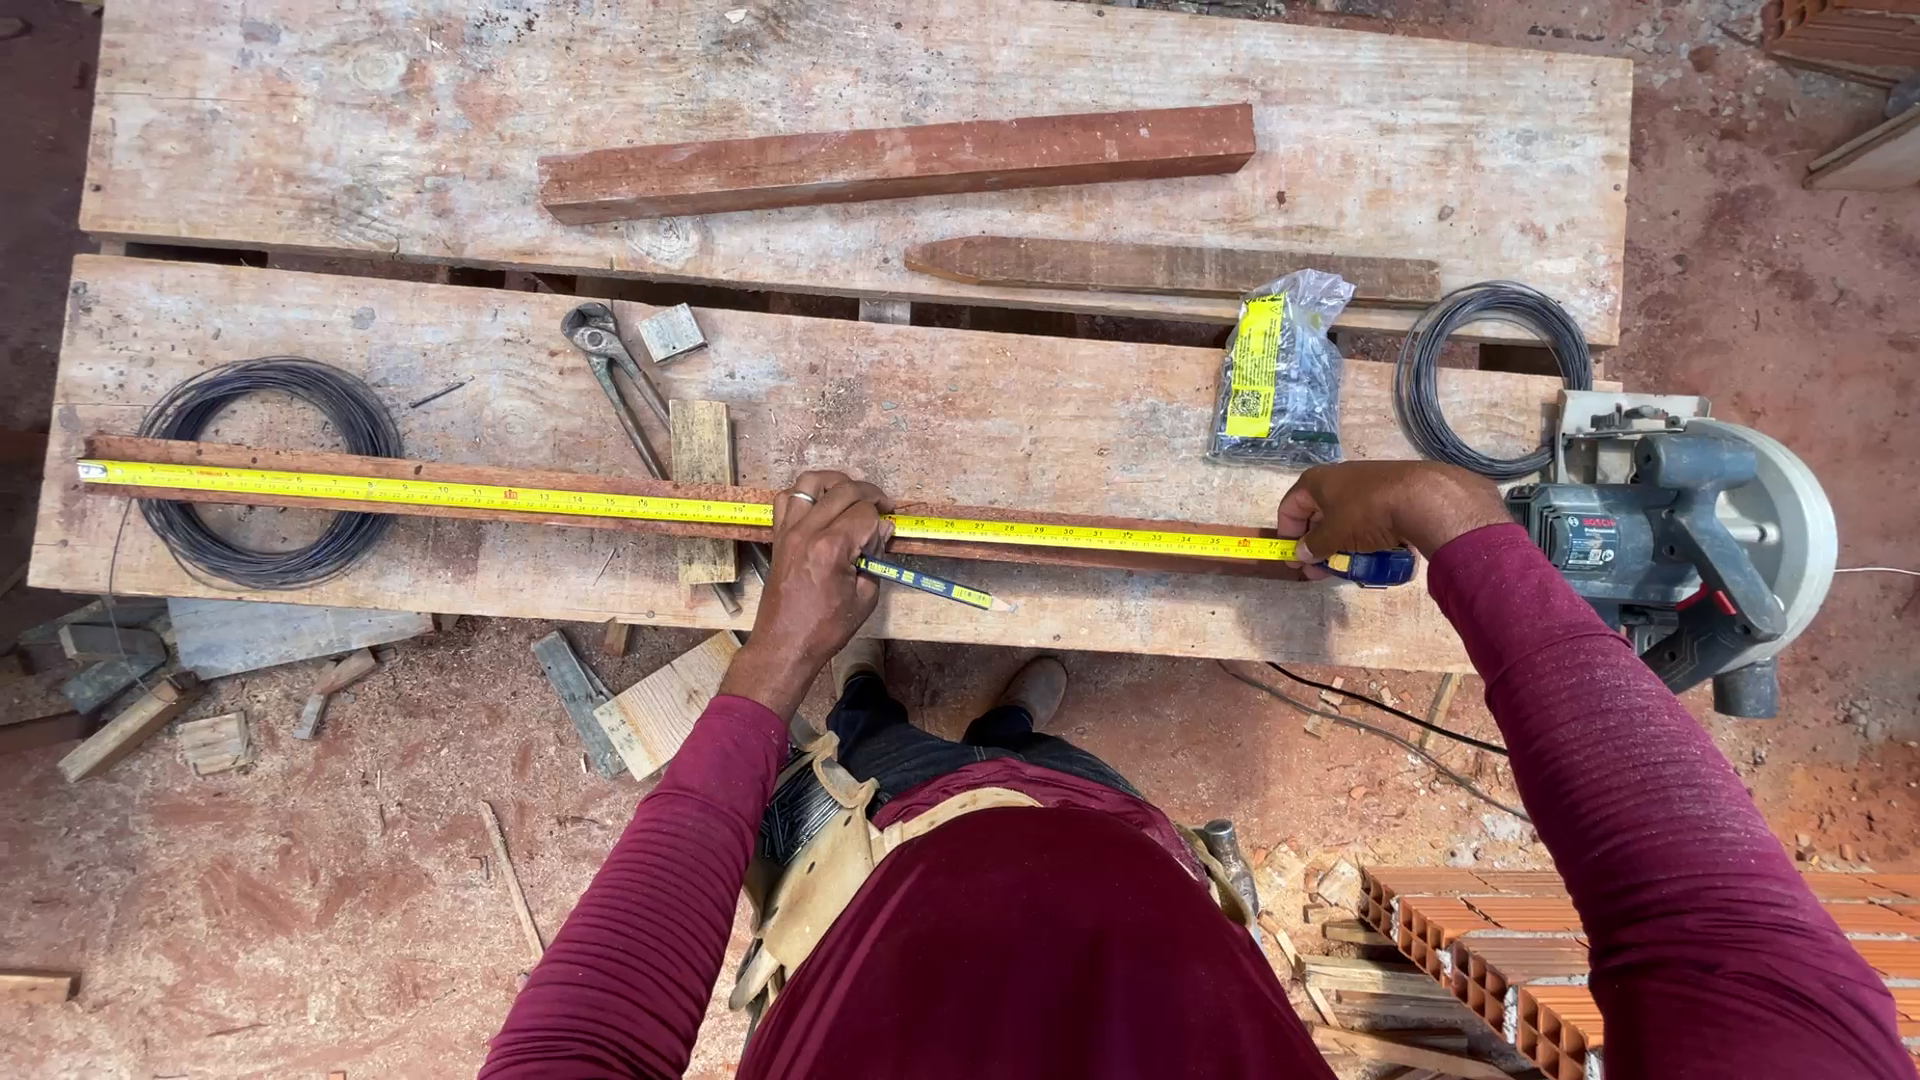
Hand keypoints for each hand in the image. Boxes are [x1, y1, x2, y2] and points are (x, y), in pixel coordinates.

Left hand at [718, 470, 893, 716]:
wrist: (785, 644)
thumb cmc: (826, 628)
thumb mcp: (865, 597)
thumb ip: (876, 557)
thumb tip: (884, 529)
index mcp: (831, 547)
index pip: (865, 513)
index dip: (881, 518)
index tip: (889, 528)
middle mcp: (807, 531)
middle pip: (844, 490)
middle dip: (869, 492)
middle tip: (883, 505)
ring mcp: (789, 530)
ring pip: (811, 482)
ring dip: (836, 481)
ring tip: (852, 493)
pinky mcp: (778, 535)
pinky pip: (787, 498)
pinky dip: (805, 494)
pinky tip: (821, 505)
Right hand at [1277, 461, 1510, 577]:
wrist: (1426, 498)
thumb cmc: (1366, 512)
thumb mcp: (1333, 534)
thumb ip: (1313, 546)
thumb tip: (1301, 553)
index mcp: (1316, 481)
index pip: (1289, 508)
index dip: (1287, 535)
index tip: (1294, 559)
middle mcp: (1338, 478)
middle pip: (1317, 515)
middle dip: (1315, 545)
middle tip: (1318, 570)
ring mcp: (1366, 484)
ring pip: (1344, 518)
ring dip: (1339, 544)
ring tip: (1345, 566)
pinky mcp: (1391, 492)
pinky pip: (1368, 517)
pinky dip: (1363, 536)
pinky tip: (1371, 553)